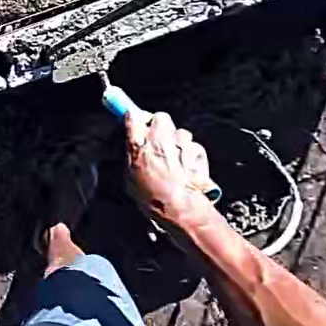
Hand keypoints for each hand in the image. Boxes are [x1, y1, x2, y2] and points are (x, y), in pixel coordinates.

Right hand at [125, 110, 216, 232]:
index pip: (132, 117)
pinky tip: (186, 165)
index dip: (133, 118)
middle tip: (155, 137)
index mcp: (138, 144)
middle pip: (160, 117)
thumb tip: (131, 146)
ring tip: (173, 157)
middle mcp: (159, 138)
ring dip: (176, 140)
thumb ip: (131, 156)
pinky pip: (193, 145)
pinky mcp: (196, 151)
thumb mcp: (129, 177)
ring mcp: (180, 143)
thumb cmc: (152, 197)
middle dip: (158, 124)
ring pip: (179, 131)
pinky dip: (190, 152)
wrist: (179, 208)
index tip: (133, 120)